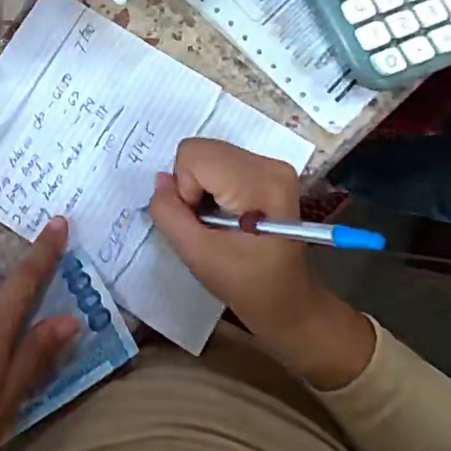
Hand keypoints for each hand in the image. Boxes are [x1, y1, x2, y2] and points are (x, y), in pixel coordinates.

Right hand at [148, 138, 373, 386]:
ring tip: (216, 218)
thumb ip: (168, 213)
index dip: (184, 187)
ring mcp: (273, 166)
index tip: (200, 220)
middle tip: (206, 220)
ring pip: (209, 153)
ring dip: (200, 184)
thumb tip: (161, 180)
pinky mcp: (270, 171)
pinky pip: (221, 161)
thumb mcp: (195, 253)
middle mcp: (270, 165)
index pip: (194, 155)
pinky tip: (225, 211)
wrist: (289, 300)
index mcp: (259, 183)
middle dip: (191, 183)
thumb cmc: (245, 283)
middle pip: (202, 150)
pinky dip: (211, 183)